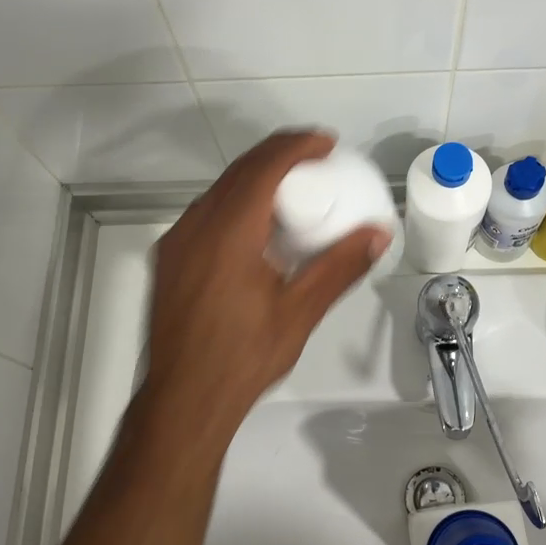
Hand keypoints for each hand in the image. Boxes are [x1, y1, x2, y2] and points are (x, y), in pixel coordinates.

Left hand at [140, 130, 390, 443]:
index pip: (264, 167)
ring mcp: (175, 243)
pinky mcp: (167, 261)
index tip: (327, 144)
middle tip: (316, 163)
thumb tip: (378, 234)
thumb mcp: (300, 312)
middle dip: (279, 157)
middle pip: (239, 172)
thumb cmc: (244, 358)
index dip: (297, 146)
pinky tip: (255, 231)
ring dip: (255, 180)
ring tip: (291, 193)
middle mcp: (195, 226)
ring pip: (218, 192)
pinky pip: (204, 215)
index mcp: (229, 231)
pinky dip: (234, 205)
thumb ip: (339, 267)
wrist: (183, 400)